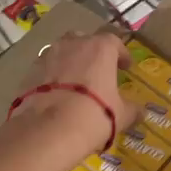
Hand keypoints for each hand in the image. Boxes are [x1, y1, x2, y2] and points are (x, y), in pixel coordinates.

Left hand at [7, 31, 135, 157]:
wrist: (48, 130)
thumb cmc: (94, 115)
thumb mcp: (120, 116)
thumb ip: (132, 110)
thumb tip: (140, 112)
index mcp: (100, 48)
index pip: (114, 42)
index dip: (122, 54)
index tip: (126, 67)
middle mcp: (74, 44)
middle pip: (85, 40)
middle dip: (92, 52)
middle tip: (98, 71)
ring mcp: (48, 55)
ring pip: (62, 51)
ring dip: (70, 62)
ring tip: (75, 82)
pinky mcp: (29, 71)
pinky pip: (46, 69)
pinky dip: (52, 77)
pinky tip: (57, 94)